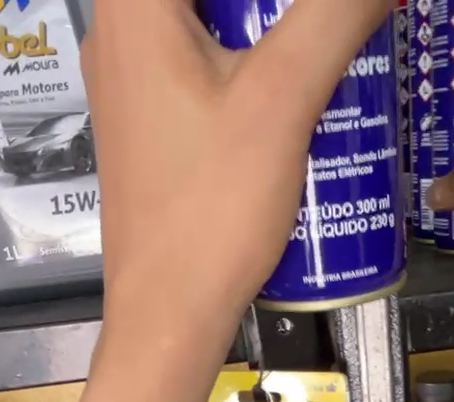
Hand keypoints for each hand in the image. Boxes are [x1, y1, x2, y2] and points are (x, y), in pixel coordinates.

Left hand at [82, 0, 392, 341]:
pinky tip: (292, 88)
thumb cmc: (213, 211)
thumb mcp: (281, 103)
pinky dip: (245, 58)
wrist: (169, 317)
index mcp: (135, 3)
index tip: (304, 15)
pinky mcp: (148, 128)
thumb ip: (335, 15)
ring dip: (264, 22)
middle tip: (326, 25)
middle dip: (271, 5)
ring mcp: (129, 84)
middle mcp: (117, 31)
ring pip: (201, 18)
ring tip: (320, 43)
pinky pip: (197, 62)